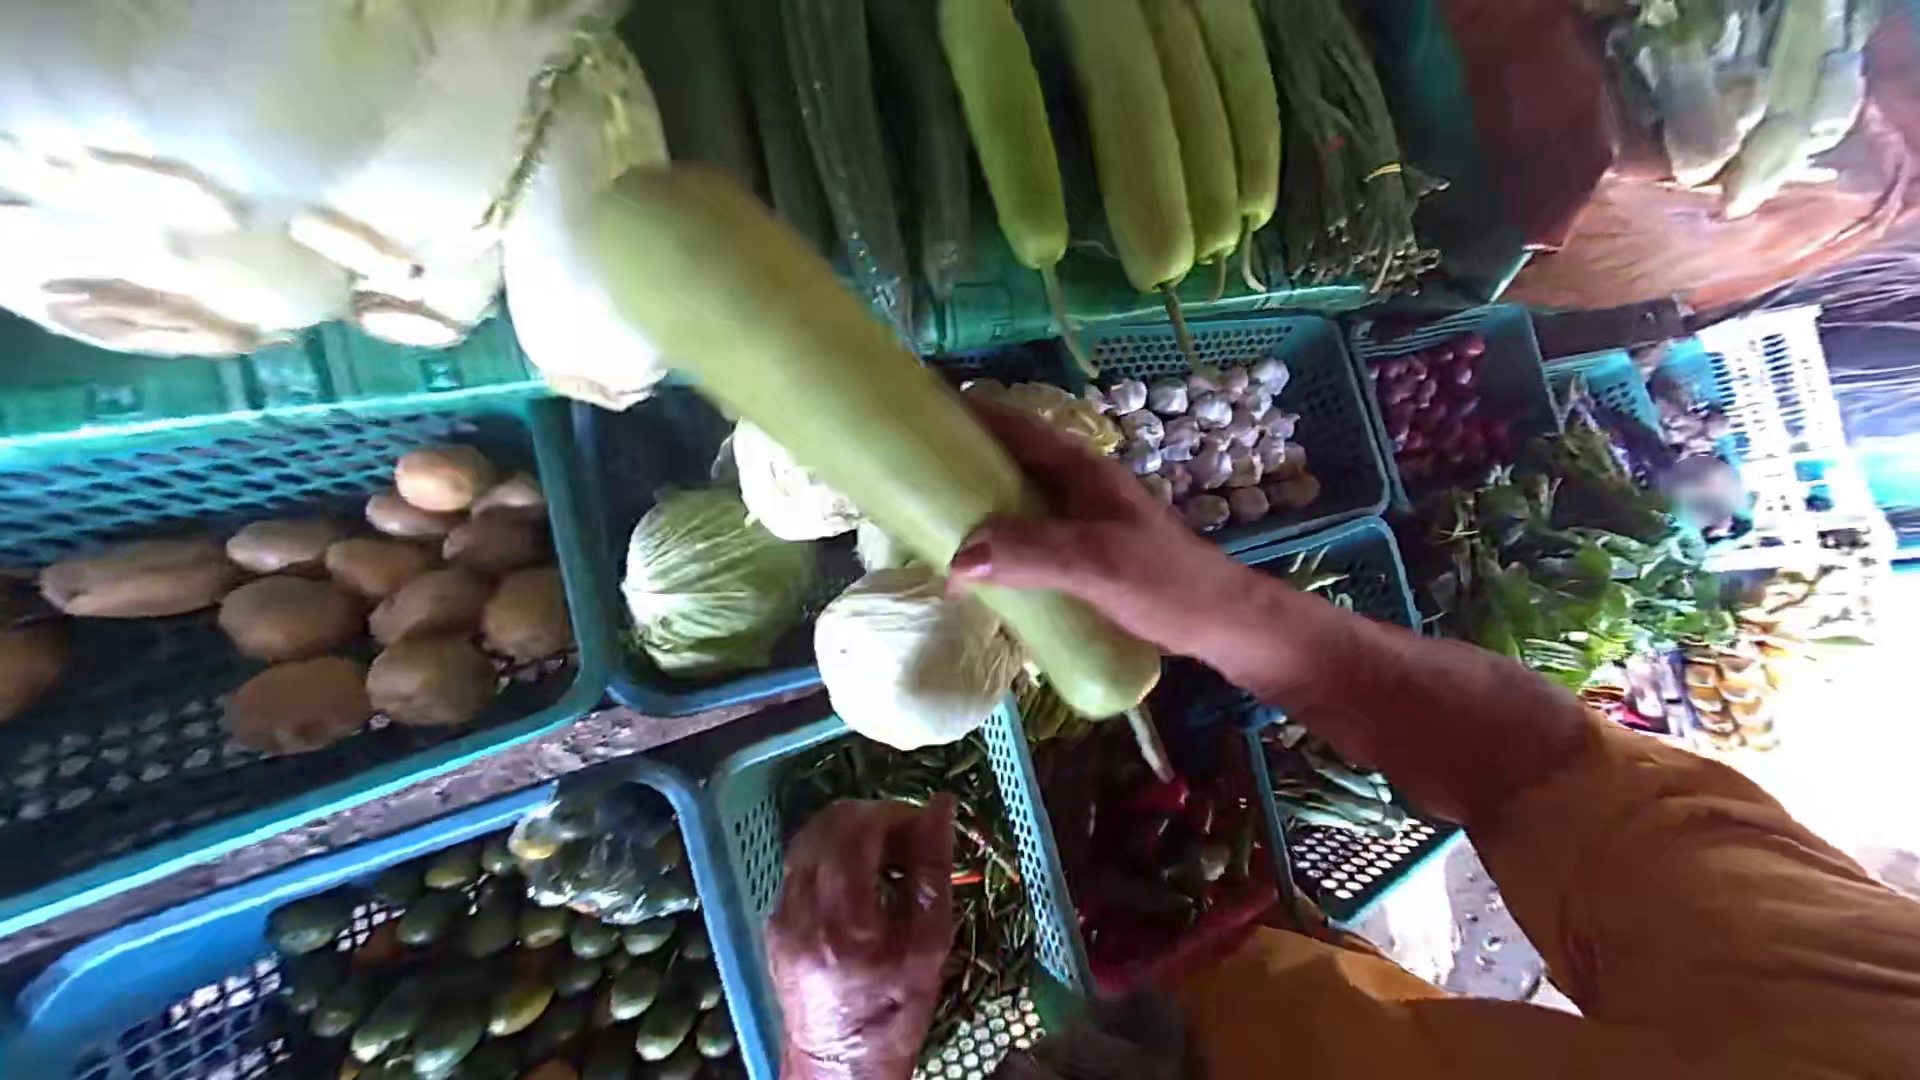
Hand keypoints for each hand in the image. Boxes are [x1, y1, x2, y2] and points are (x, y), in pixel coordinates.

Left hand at [769, 797, 956, 1079]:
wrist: (839, 1070)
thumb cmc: (894, 1012)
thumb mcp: (930, 947)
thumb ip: (934, 870)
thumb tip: (942, 805)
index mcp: (842, 922)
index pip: (858, 830)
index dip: (895, 814)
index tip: (923, 827)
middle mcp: (800, 910)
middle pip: (831, 824)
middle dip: (876, 816)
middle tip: (907, 838)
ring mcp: (781, 912)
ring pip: (813, 834)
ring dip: (853, 828)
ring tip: (885, 851)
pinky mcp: (774, 917)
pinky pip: (803, 859)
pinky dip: (834, 848)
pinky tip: (859, 872)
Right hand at [954, 400, 1589, 827]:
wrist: (1221, 622)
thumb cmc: (1166, 583)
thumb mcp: (1098, 564)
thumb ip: (1032, 555)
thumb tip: (957, 559)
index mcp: (1082, 471)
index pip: (1017, 428)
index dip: (973, 416)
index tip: (926, 417)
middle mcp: (1079, 485)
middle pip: (1013, 460)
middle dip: (967, 460)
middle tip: (919, 477)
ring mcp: (1082, 516)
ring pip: (1021, 497)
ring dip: (983, 501)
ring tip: (937, 516)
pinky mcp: (1085, 547)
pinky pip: (1031, 530)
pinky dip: (1002, 535)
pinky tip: (983, 560)